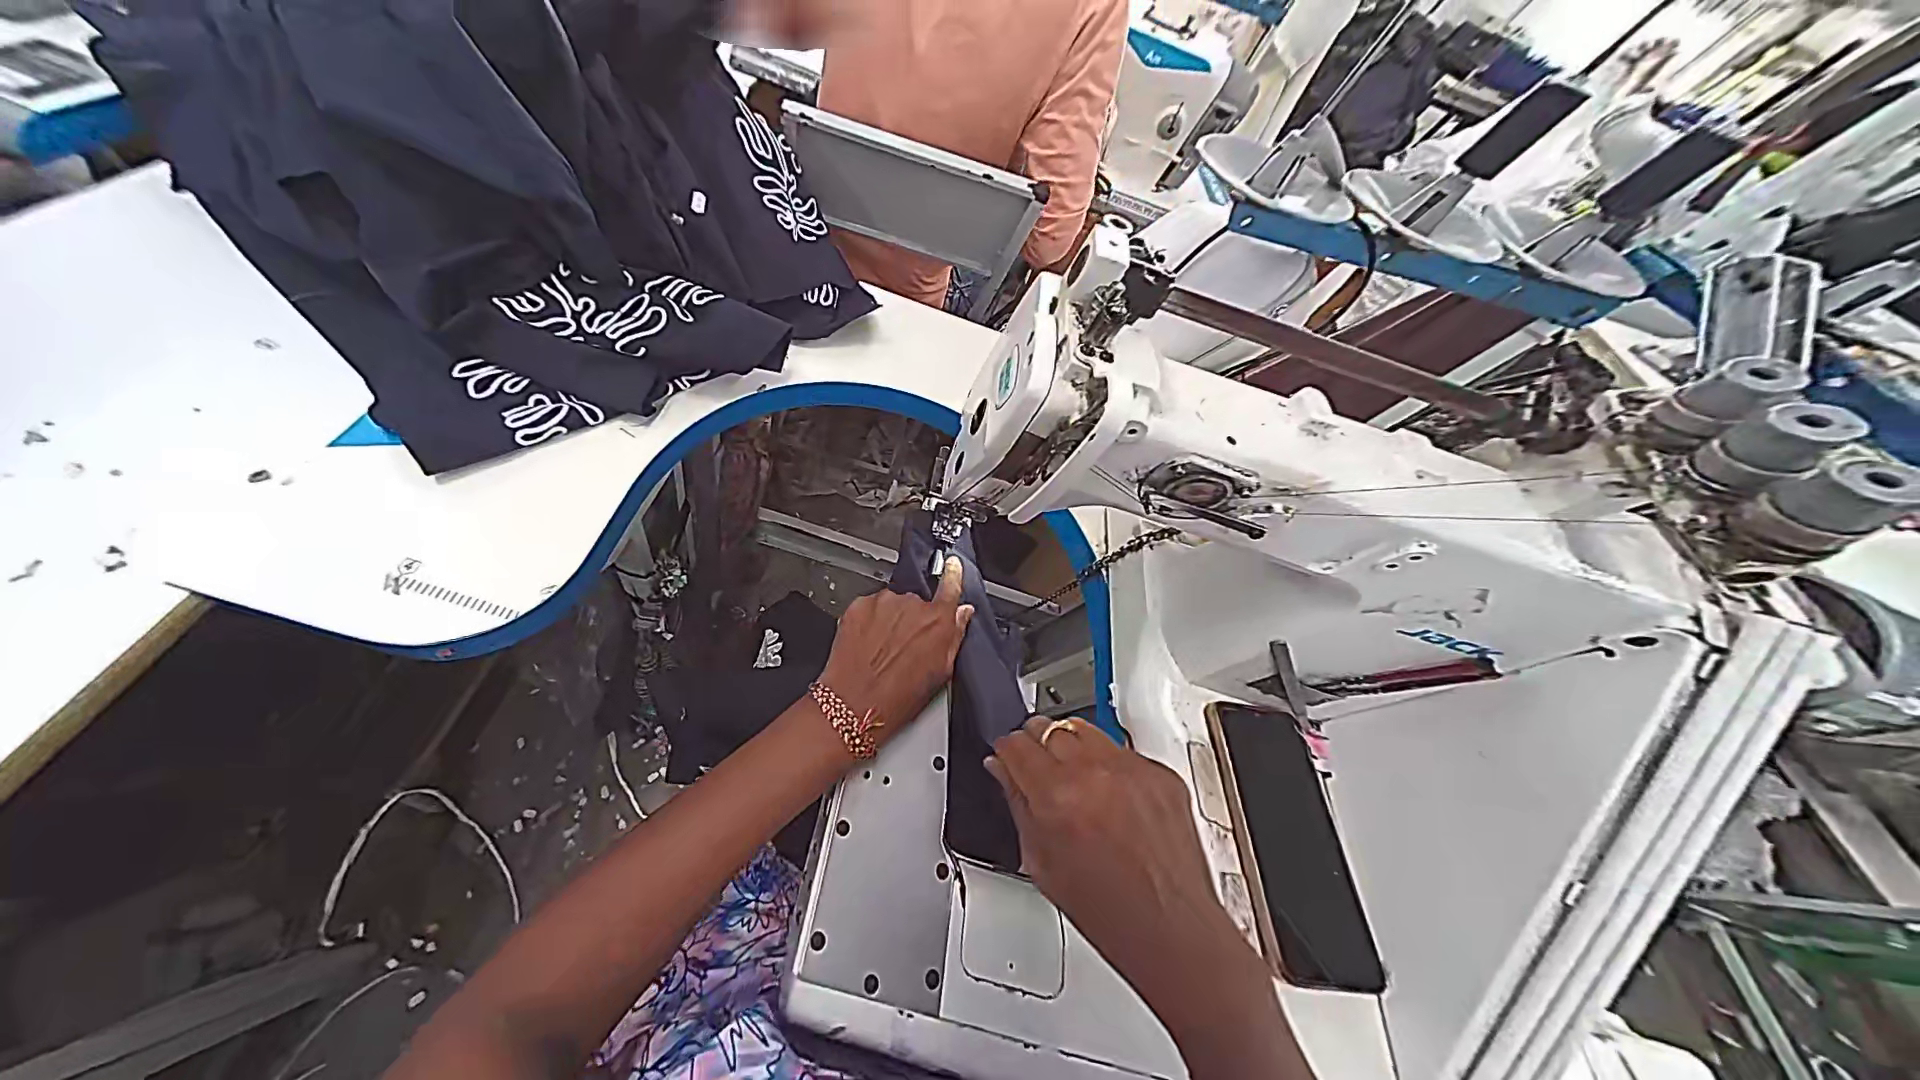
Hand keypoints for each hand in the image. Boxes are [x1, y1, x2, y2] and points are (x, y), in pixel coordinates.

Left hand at [818, 556, 972, 749]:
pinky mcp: (858, 606)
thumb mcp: (940, 672)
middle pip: (917, 603)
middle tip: (904, 648)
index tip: (952, 565)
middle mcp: (911, 605)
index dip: (953, 574)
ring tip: (883, 651)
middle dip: (912, 620)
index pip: (951, 585)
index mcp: (937, 620)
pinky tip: (868, 646)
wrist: (854, 705)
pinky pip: (870, 608)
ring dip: (890, 620)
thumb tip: (962, 615)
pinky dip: (869, 622)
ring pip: (892, 605)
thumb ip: (954, 636)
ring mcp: (883, 603)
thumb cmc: (898, 697)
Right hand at [985, 717, 1313, 1078]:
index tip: (1008, 757)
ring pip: (1085, 729)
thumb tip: (1003, 771)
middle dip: (1037, 744)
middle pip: (1049, 727)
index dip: (1006, 751)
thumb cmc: (1111, 910)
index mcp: (1057, 796)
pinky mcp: (1160, 773)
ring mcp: (1130, 770)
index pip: (1016, 743)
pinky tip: (1108, 793)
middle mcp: (1094, 773)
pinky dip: (1108, 762)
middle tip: (1037, 766)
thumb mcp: (1042, 862)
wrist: (1170, 927)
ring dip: (1072, 745)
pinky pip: (1121, 749)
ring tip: (1074, 777)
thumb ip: (1017, 804)